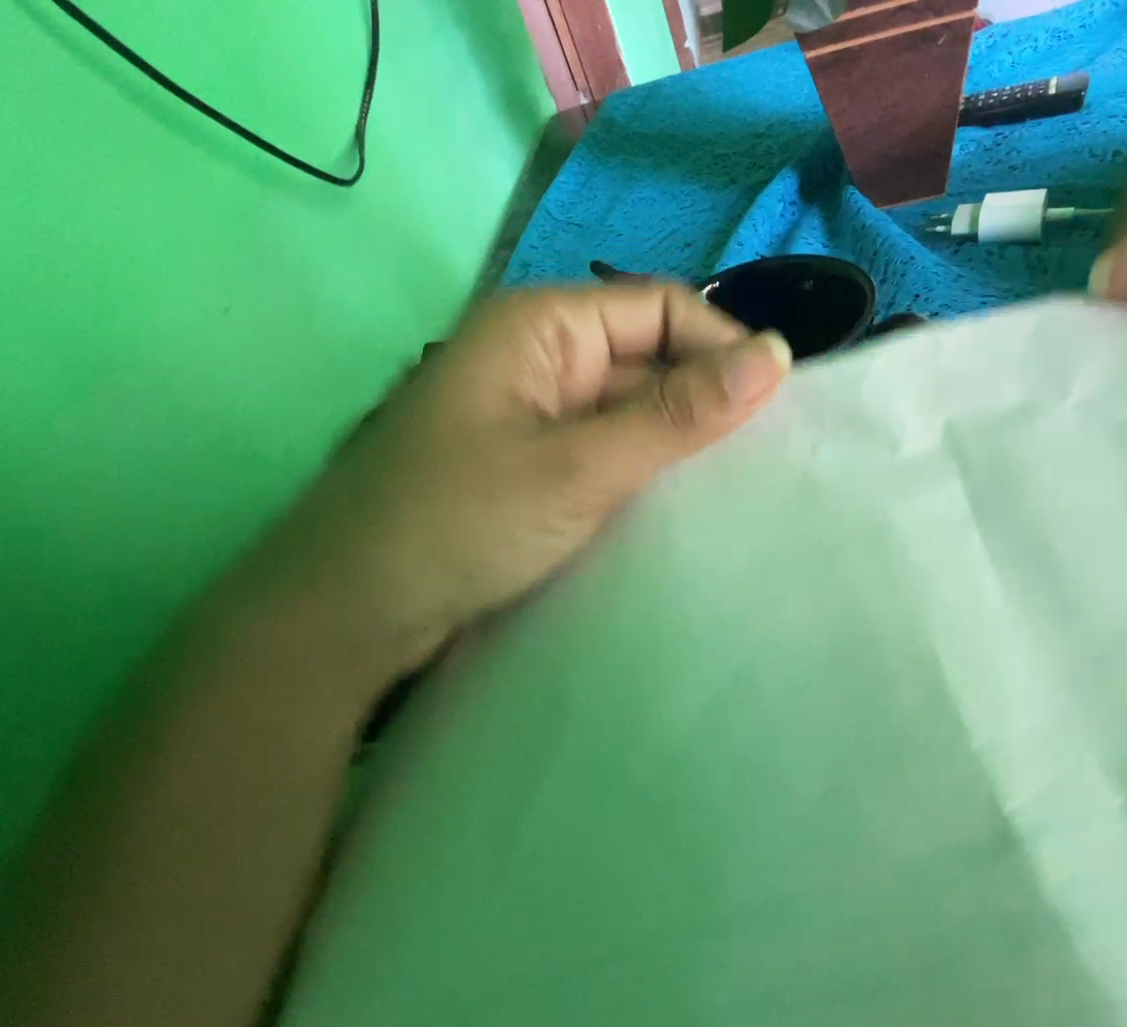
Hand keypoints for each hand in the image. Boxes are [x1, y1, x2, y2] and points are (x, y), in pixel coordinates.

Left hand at [232, 285, 791, 684]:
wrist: (347, 617)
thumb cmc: (457, 524)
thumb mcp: (578, 467)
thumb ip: (677, 413)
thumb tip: (775, 355)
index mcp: (539, 327)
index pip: (659, 309)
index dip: (723, 346)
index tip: (779, 409)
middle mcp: (537, 360)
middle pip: (646, 360)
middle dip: (705, 403)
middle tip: (769, 461)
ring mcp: (530, 419)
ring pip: (628, 414)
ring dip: (676, 446)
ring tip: (738, 491)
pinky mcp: (528, 471)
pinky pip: (603, 456)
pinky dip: (642, 477)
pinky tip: (681, 513)